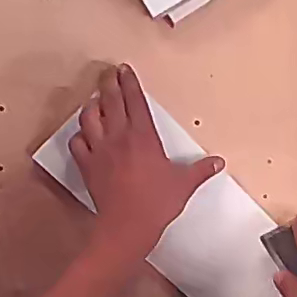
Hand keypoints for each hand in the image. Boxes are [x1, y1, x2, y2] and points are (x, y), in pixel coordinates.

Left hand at [70, 65, 221, 260]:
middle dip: (109, 84)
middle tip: (109, 74)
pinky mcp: (87, 166)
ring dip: (92, 106)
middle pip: (110, 101)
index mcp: (143, 136)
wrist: (127, 225)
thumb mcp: (184, 184)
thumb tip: (217, 162)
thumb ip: (201, 170)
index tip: (125, 70)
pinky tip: (84, 135)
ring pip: (89, 117)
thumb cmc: (156, 203)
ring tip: (95, 100)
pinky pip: (78, 143)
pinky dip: (80, 135)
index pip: (135, 101)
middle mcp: (119, 137)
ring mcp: (100, 151)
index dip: (130, 83)